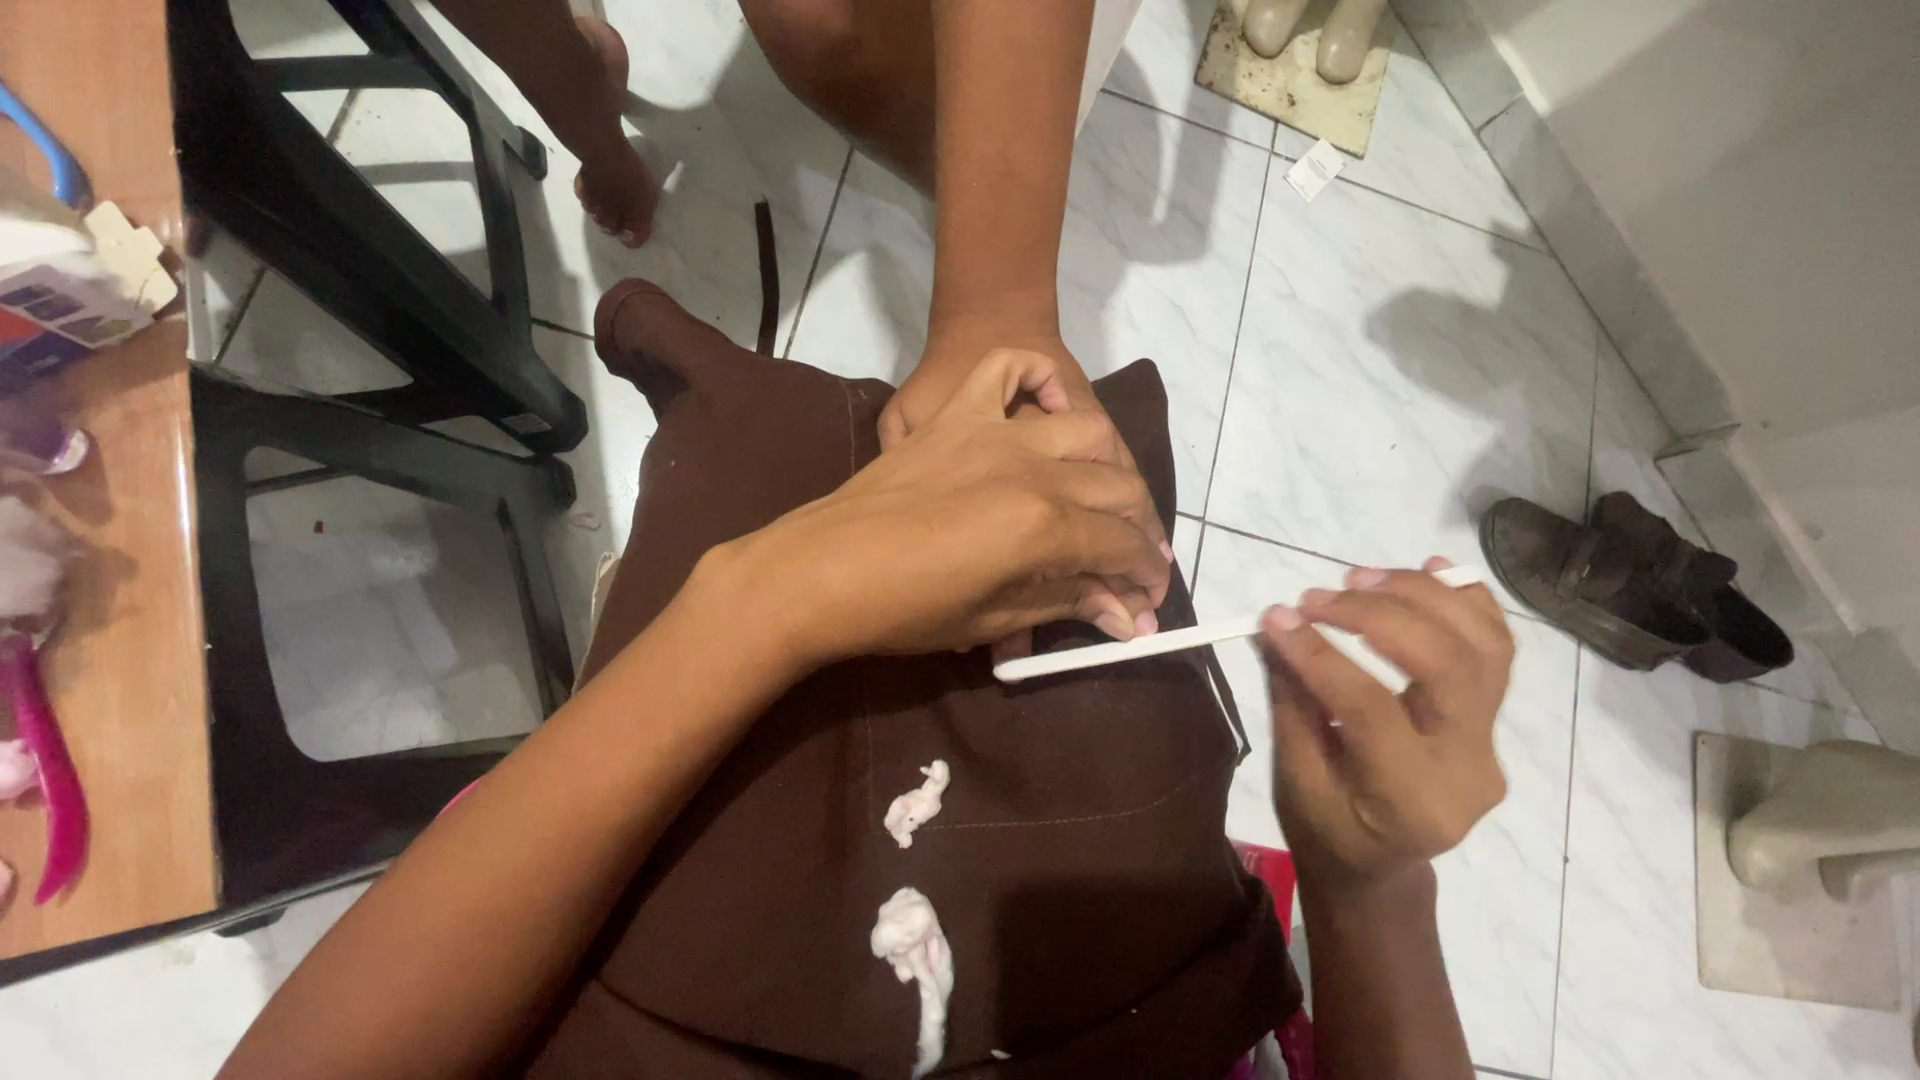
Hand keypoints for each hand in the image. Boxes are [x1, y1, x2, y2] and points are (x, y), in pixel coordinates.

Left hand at [708, 348, 1172, 669]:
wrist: (818, 569)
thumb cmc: (901, 609)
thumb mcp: (989, 618)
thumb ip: (1064, 603)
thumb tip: (1126, 616)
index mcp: (1041, 527)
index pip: (1121, 545)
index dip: (1144, 575)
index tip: (1149, 601)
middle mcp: (1032, 469)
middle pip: (1118, 488)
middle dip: (1142, 529)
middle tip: (1139, 562)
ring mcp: (994, 432)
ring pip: (1086, 430)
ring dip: (1113, 466)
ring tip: (1110, 499)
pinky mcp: (959, 415)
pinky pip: (1009, 371)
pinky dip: (1035, 377)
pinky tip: (1048, 410)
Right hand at [1259, 558, 1513, 889]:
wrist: (1378, 864)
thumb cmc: (1326, 831)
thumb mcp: (1294, 778)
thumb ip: (1292, 701)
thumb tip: (1278, 628)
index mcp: (1410, 799)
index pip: (1370, 707)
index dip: (1320, 654)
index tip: (1277, 616)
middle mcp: (1468, 768)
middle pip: (1449, 666)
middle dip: (1379, 616)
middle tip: (1318, 597)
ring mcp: (1491, 742)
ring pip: (1484, 647)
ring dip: (1423, 597)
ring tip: (1359, 578)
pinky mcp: (1493, 721)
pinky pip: (1496, 650)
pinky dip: (1466, 600)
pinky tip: (1428, 566)